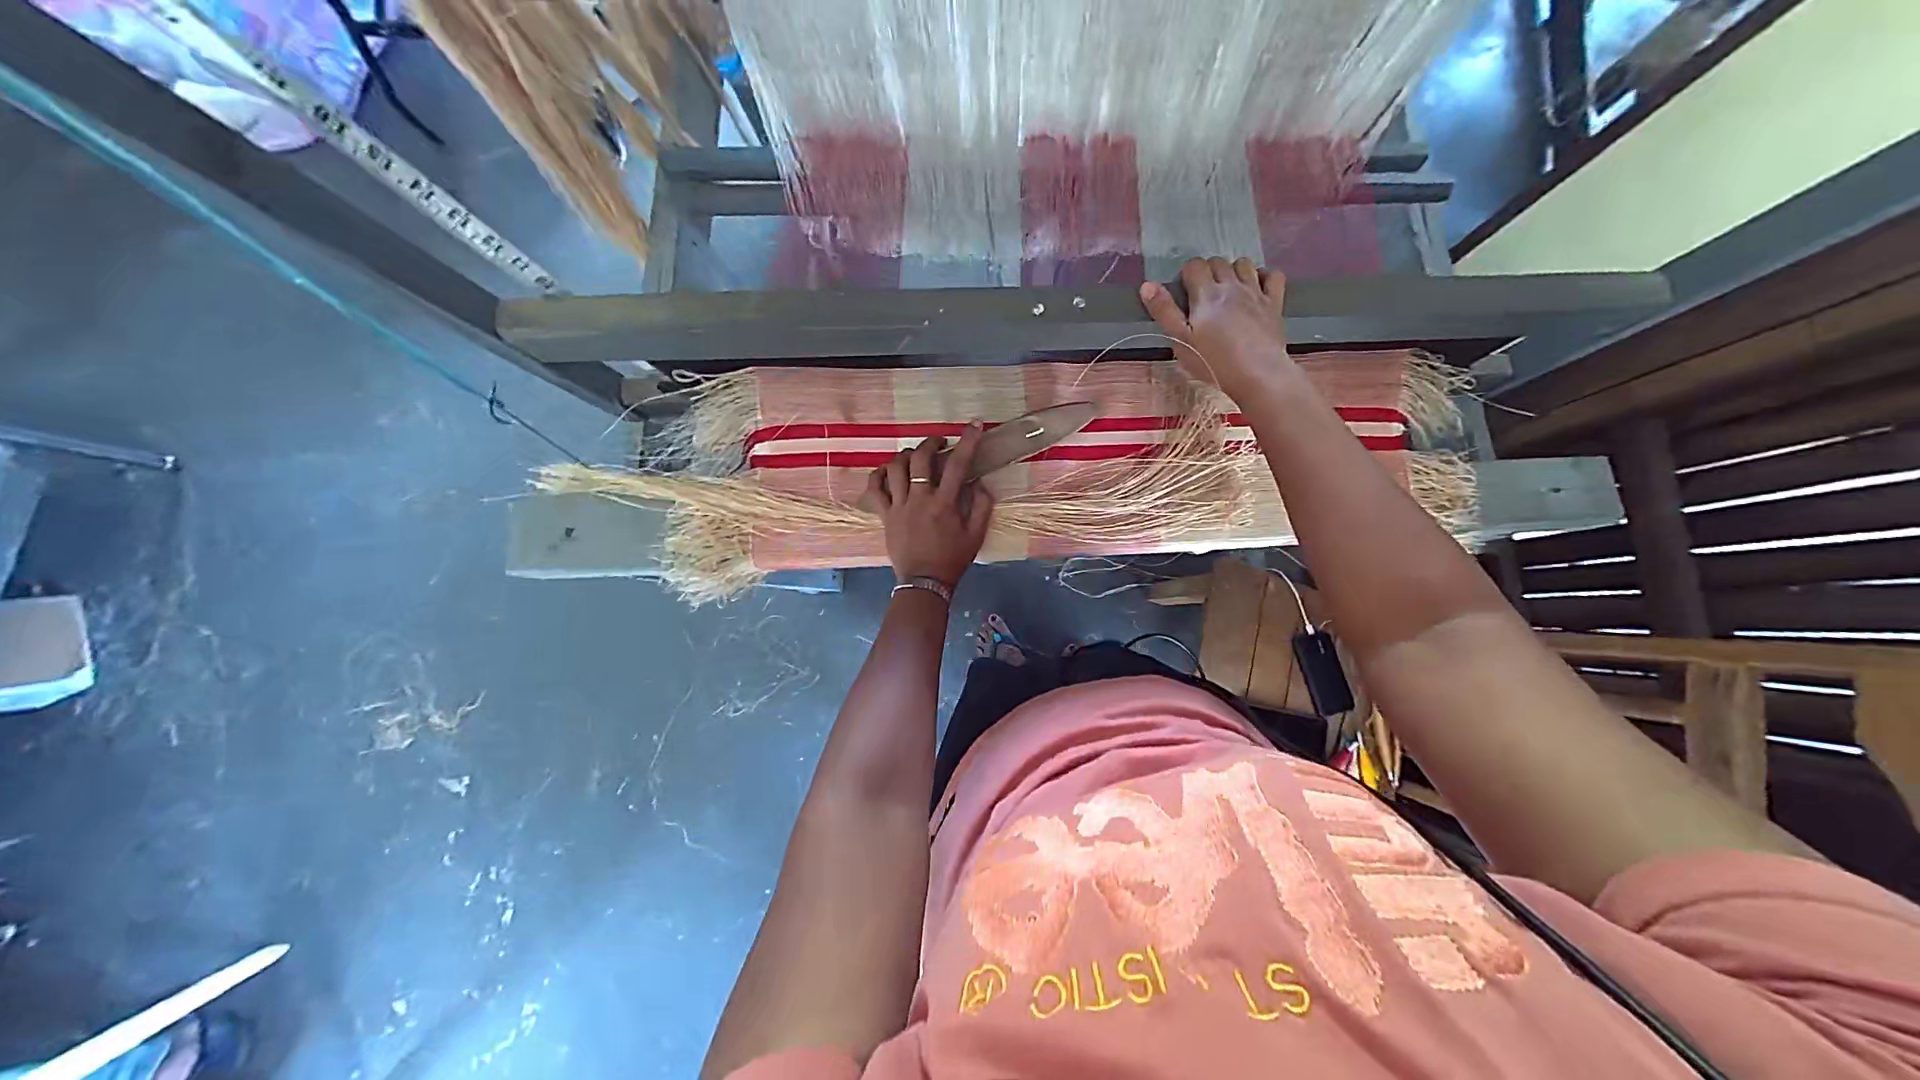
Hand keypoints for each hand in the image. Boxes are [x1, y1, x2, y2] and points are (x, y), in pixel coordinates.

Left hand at [862, 425, 994, 587]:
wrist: (924, 582)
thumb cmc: (952, 559)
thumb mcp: (976, 535)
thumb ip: (982, 506)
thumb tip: (980, 482)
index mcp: (945, 504)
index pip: (958, 464)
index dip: (968, 441)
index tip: (974, 425)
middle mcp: (920, 499)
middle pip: (921, 458)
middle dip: (931, 442)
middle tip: (939, 442)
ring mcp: (899, 506)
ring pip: (896, 468)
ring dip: (906, 455)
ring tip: (914, 456)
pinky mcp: (884, 515)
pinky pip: (875, 488)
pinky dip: (878, 474)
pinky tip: (887, 470)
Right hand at [1139, 257, 1292, 402]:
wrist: (1258, 374)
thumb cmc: (1214, 363)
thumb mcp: (1181, 341)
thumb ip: (1164, 311)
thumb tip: (1147, 285)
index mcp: (1207, 294)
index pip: (1194, 265)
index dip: (1186, 274)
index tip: (1184, 292)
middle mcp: (1232, 286)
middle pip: (1218, 262)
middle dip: (1208, 271)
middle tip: (1202, 295)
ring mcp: (1256, 292)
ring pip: (1244, 263)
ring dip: (1233, 270)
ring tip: (1226, 290)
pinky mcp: (1274, 303)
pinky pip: (1273, 275)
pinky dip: (1263, 275)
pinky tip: (1256, 287)